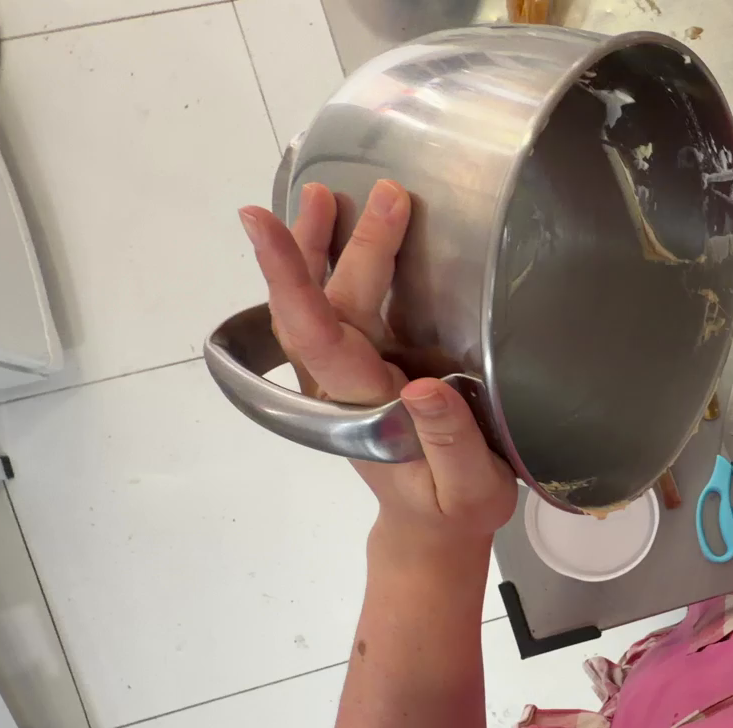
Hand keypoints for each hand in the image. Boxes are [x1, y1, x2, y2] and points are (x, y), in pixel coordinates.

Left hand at [239, 180, 517, 554]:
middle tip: (380, 195)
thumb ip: (450, 444)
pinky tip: (341, 242)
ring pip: (319, 306)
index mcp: (367, 411)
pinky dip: (328, 271)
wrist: (430, 528)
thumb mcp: (468, 488)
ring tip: (325, 198)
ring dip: (318, 250)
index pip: (320, 340)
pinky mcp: (363, 376)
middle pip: (325, 307)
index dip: (290, 281)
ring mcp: (349, 380)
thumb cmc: (454, 509)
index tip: (263, 224)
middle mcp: (345, 388)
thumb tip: (424, 387)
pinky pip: (334, 316)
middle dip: (343, 246)